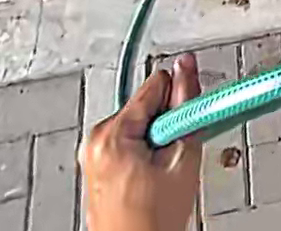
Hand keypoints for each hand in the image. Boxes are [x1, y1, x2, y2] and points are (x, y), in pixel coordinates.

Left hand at [81, 54, 201, 230]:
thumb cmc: (153, 221)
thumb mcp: (183, 155)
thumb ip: (186, 102)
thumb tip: (186, 64)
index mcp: (110, 135)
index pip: (158, 83)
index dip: (179, 103)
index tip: (184, 125)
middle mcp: (94, 139)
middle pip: (149, 101)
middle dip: (168, 121)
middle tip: (173, 154)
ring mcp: (93, 153)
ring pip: (143, 119)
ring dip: (159, 136)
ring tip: (162, 168)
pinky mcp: (98, 164)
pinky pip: (132, 136)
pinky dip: (147, 148)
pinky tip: (152, 174)